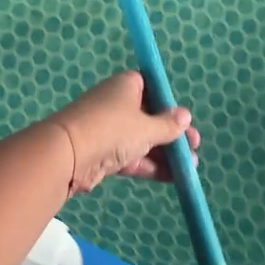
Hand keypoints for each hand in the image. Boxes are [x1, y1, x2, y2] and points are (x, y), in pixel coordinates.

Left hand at [45, 71, 200, 196]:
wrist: (70, 154)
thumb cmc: (112, 129)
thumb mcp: (147, 127)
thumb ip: (168, 125)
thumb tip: (185, 114)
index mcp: (126, 86)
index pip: (151, 88)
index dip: (169, 104)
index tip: (185, 120)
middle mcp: (117, 103)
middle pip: (149, 116)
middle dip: (172, 133)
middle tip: (195, 147)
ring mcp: (110, 129)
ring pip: (142, 139)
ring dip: (165, 153)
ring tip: (191, 167)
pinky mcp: (105, 153)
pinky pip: (133, 156)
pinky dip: (150, 165)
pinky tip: (174, 178)